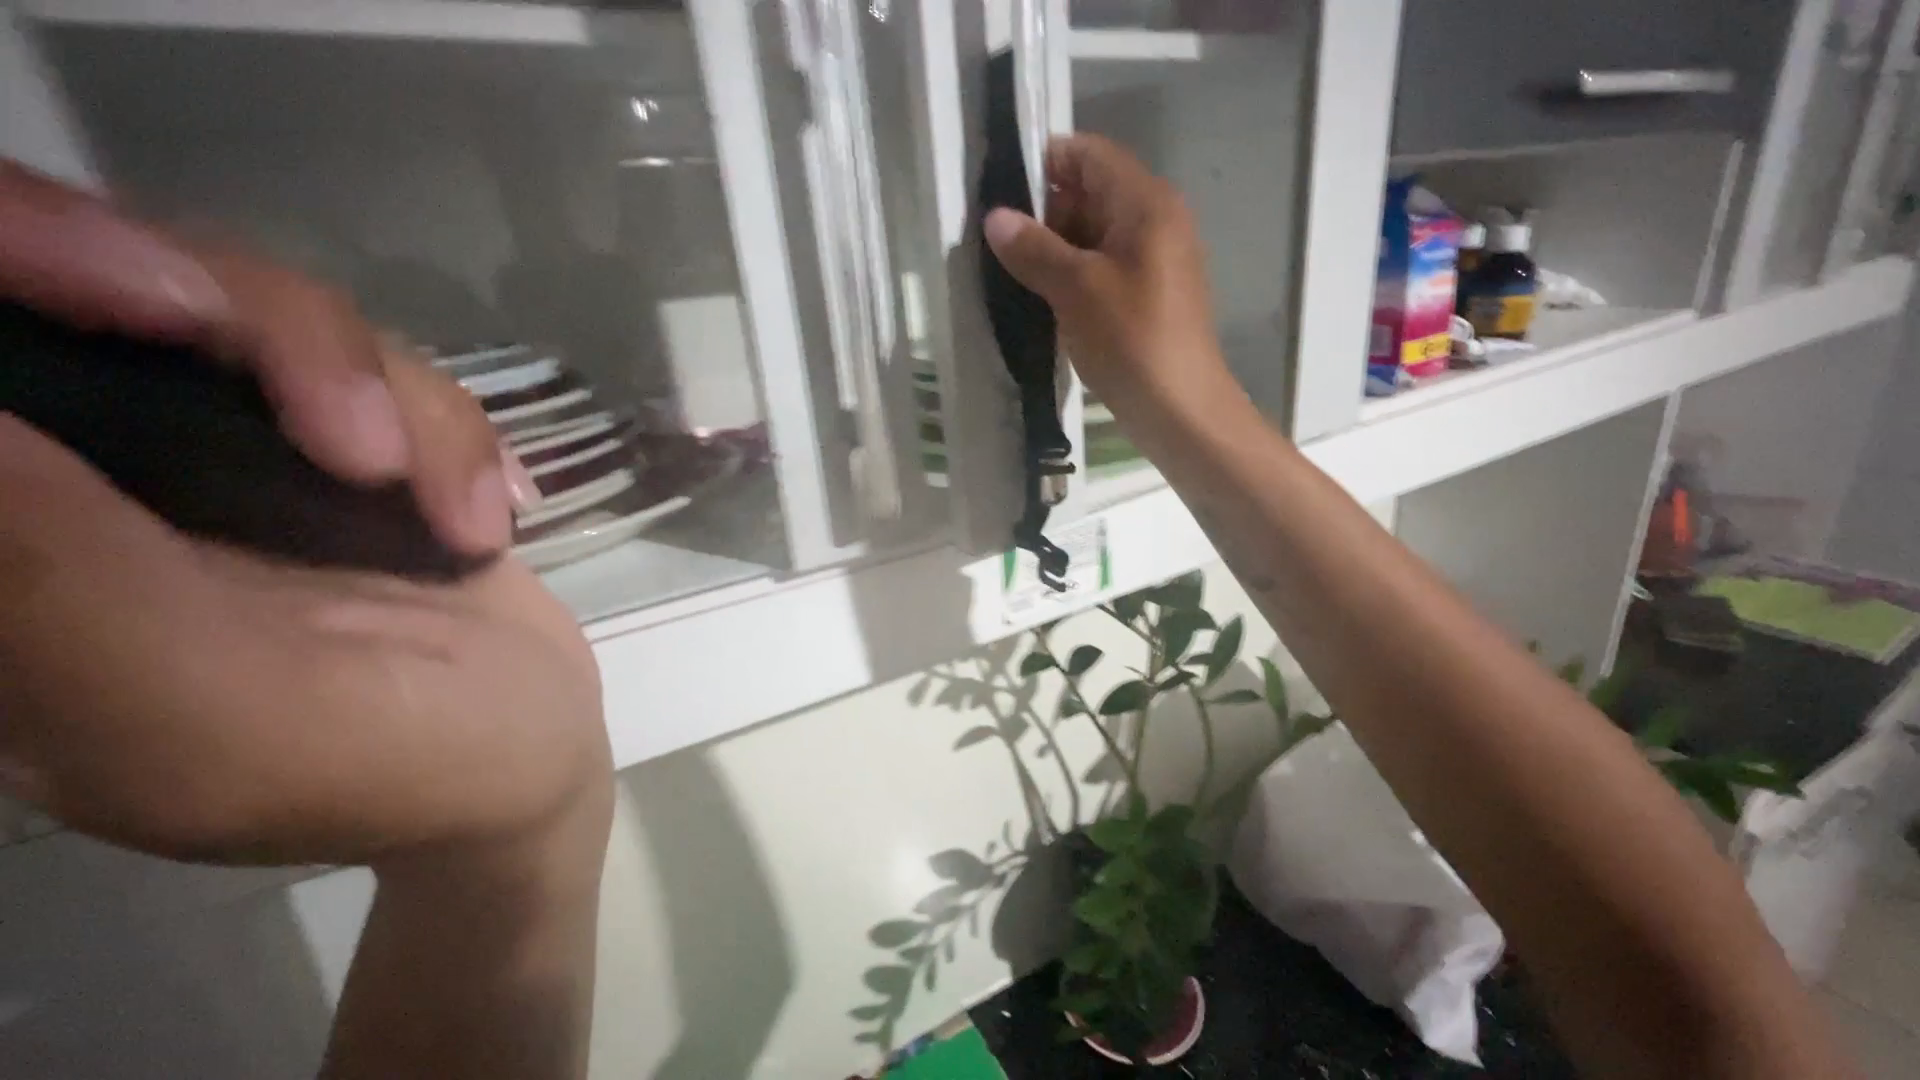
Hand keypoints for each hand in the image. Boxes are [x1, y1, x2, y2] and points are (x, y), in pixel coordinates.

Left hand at [0, 161, 610, 869]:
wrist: (535, 757)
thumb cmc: (396, 768)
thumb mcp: (225, 717)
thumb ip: (67, 593)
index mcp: (12, 566)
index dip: (35, 272)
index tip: (167, 306)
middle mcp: (91, 486)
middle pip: (124, 285)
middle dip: (274, 343)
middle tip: (368, 448)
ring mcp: (226, 455)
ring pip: (279, 315)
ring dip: (407, 413)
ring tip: (466, 529)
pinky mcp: (337, 447)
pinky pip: (386, 365)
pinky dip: (458, 440)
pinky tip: (484, 524)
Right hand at [982, 135, 1230, 414]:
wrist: (1181, 410)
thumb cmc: (1132, 340)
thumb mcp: (1075, 289)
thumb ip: (1034, 248)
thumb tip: (995, 218)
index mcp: (1145, 203)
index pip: (1089, 154)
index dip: (1044, 163)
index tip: (998, 191)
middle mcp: (1155, 219)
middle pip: (1090, 192)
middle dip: (1043, 211)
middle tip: (997, 241)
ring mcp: (1154, 258)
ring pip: (1093, 233)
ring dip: (1053, 247)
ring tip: (1009, 270)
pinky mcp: (1148, 293)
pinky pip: (1103, 265)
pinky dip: (1072, 273)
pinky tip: (1040, 297)